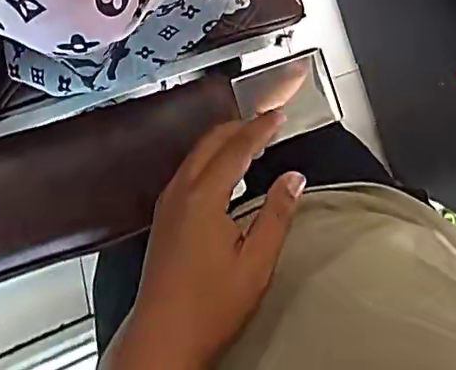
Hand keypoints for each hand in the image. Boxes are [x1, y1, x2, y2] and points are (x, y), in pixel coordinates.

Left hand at [105, 114, 306, 369]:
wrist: (161, 340)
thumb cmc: (208, 307)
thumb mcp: (255, 265)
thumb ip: (277, 215)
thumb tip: (294, 179)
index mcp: (203, 195)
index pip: (237, 147)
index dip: (261, 128)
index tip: (279, 115)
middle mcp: (181, 189)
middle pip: (212, 140)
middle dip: (241, 125)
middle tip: (267, 122)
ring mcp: (168, 201)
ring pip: (198, 151)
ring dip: (225, 139)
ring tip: (252, 140)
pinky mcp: (164, 215)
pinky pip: (189, 168)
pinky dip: (211, 156)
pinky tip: (225, 170)